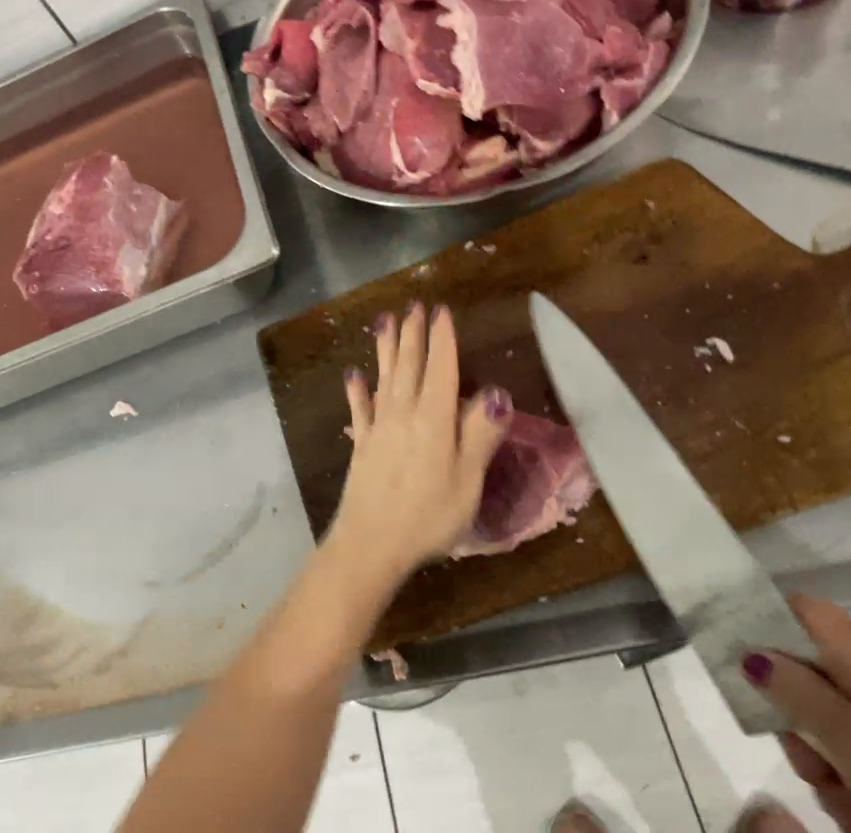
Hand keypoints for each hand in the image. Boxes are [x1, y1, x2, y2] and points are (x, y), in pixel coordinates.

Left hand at [323, 303, 511, 588]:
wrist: (370, 544)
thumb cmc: (428, 516)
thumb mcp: (467, 480)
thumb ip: (480, 434)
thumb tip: (497, 393)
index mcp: (434, 420)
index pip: (440, 370)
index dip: (442, 340)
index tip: (441, 311)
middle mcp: (403, 415)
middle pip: (409, 366)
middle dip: (413, 334)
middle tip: (413, 306)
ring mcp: (378, 429)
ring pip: (384, 379)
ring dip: (386, 349)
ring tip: (384, 322)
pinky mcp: (361, 447)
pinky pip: (359, 409)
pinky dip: (357, 389)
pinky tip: (353, 374)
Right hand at [745, 594, 850, 832]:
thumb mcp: (848, 740)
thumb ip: (792, 691)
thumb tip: (750, 652)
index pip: (796, 609)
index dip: (759, 628)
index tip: (739, 669)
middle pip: (814, 674)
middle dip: (800, 721)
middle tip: (813, 763)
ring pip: (843, 722)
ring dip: (833, 763)